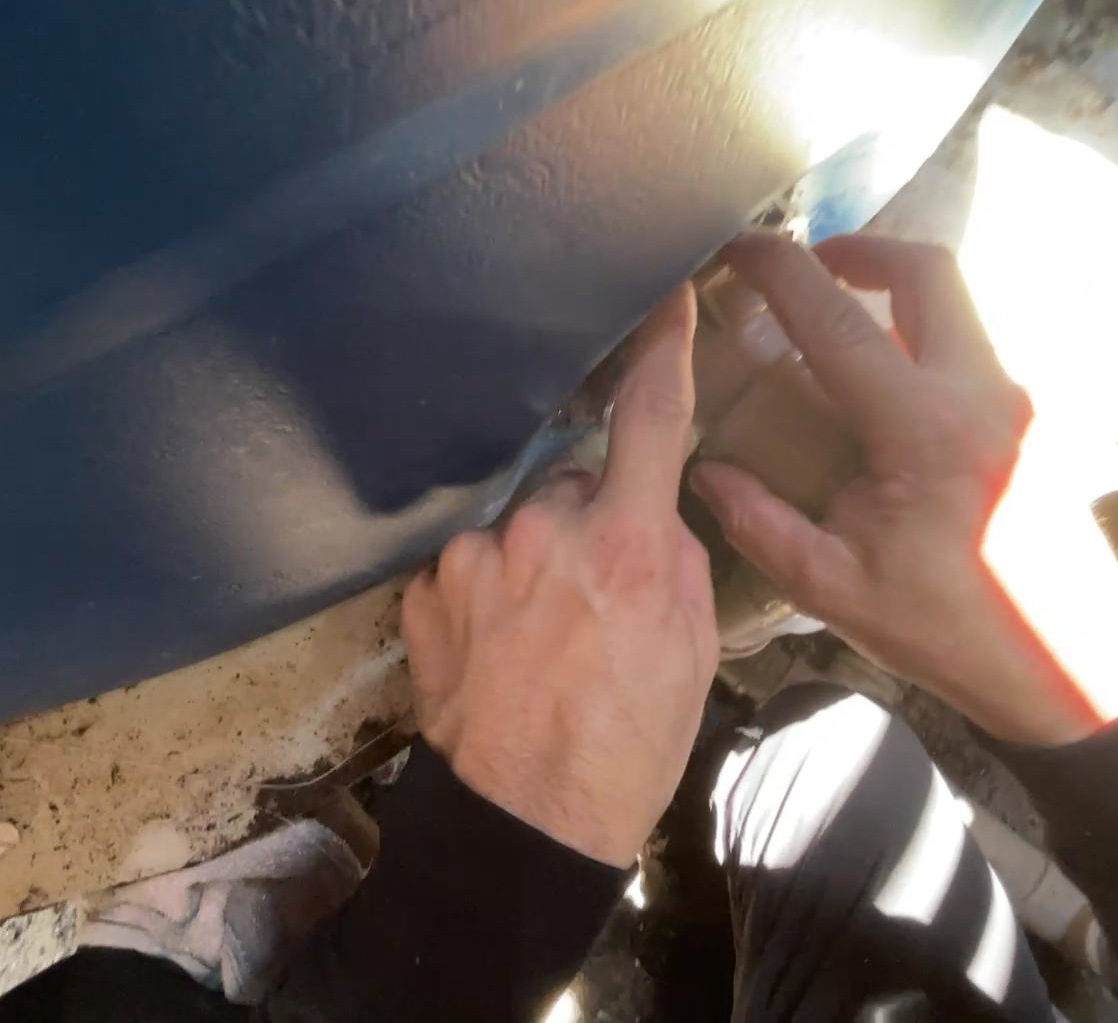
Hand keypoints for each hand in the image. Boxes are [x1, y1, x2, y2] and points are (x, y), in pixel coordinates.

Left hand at [401, 287, 718, 866]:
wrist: (527, 820)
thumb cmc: (627, 742)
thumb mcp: (690, 651)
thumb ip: (671, 554)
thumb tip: (645, 505)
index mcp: (624, 547)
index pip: (650, 421)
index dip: (663, 350)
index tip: (666, 298)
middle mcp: (542, 533)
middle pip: (575, 481)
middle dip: (590, 517)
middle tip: (593, 590)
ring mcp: (474, 556)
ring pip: (521, 522)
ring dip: (535, 554)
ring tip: (540, 628)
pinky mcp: (427, 584)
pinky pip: (473, 556)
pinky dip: (490, 581)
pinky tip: (497, 638)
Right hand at [690, 232, 1117, 745]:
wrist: (1068, 663)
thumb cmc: (947, 628)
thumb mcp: (831, 587)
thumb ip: (758, 523)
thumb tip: (706, 473)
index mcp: (925, 432)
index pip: (841, 326)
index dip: (783, 275)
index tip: (740, 248)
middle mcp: (984, 394)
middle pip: (929, 273)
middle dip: (860, 249)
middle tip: (805, 263)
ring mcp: (1019, 398)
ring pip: (959, 300)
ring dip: (893, 285)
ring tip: (835, 310)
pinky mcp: (1032, 415)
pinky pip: (969, 339)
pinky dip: (918, 326)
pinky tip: (881, 371)